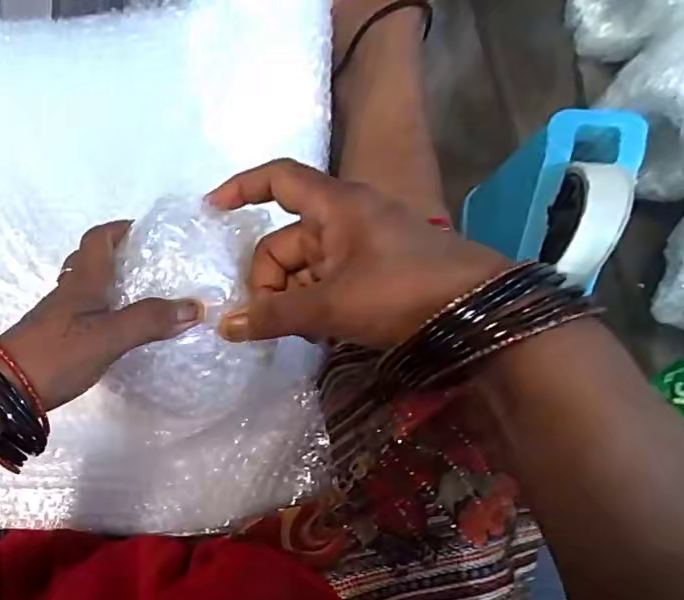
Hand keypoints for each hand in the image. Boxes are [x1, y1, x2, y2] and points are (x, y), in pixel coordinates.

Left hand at [0, 221, 204, 410]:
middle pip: (91, 262)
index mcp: (82, 282)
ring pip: (85, 290)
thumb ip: (148, 320)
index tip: (147, 233)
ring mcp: (57, 319)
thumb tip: (194, 306)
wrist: (5, 389)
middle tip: (149, 268)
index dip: (121, 229)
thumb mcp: (108, 337)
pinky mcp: (52, 342)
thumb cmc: (55, 355)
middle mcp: (67, 294)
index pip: (99, 239)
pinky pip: (81, 317)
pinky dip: (100, 315)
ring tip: (139, 300)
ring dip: (109, 287)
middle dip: (118, 257)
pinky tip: (113, 333)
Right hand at [205, 158, 509, 348]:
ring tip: (306, 331)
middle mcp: (342, 221)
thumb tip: (224, 325)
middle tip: (273, 321)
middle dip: (269, 284)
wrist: (472, 311)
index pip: (279, 181)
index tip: (211, 209)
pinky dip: (311, 308)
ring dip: (291, 303)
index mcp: (335, 207)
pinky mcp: (367, 274)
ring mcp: (356, 249)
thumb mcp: (330, 305)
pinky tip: (320, 333)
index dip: (242, 189)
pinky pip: (320, 285)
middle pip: (281, 245)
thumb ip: (273, 316)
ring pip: (299, 272)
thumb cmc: (401, 291)